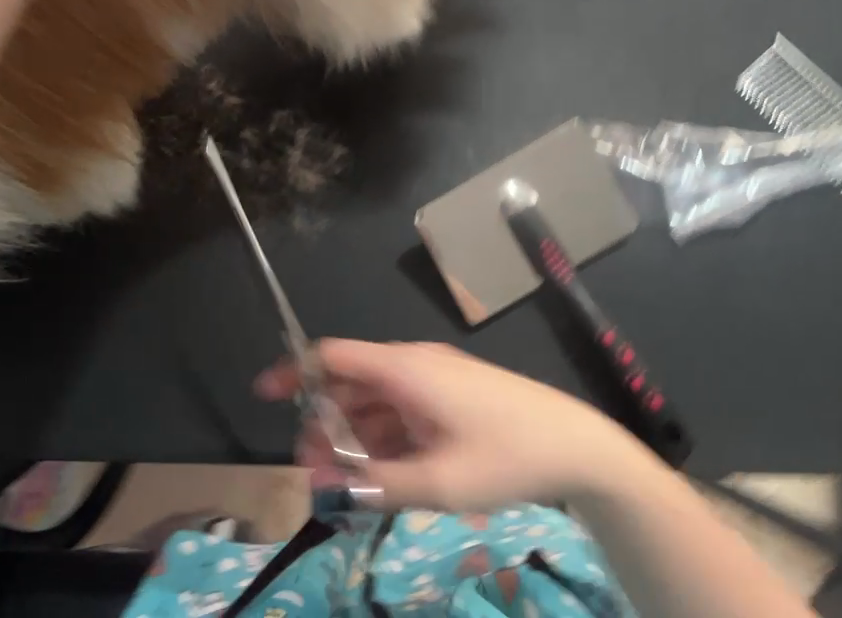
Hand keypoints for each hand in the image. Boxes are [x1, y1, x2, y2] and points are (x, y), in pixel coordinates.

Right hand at [256, 340, 655, 511]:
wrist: (578, 446)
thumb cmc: (506, 456)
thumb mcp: (438, 482)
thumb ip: (375, 485)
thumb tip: (324, 486)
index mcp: (403, 370)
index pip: (332, 356)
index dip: (293, 371)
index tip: (263, 395)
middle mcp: (413, 365)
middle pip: (351, 384)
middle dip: (326, 424)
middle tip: (316, 474)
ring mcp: (434, 380)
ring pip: (376, 402)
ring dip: (356, 437)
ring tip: (350, 484)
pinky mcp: (450, 396)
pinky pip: (401, 411)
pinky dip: (384, 439)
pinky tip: (387, 476)